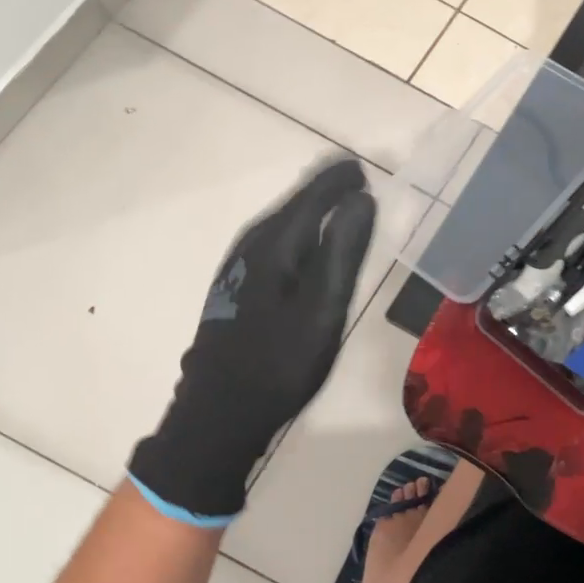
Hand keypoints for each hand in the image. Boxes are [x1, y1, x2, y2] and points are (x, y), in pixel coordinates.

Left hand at [129, 159, 376, 524]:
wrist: (219, 413)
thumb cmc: (279, 363)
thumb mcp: (322, 310)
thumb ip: (343, 252)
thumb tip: (362, 200)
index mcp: (274, 246)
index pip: (312, 197)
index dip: (339, 181)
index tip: (364, 169)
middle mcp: (251, 247)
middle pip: (292, 205)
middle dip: (323, 189)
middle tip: (355, 179)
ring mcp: (238, 268)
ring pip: (279, 223)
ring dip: (309, 209)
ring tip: (336, 202)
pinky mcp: (234, 288)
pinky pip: (272, 242)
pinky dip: (295, 231)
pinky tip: (303, 243)